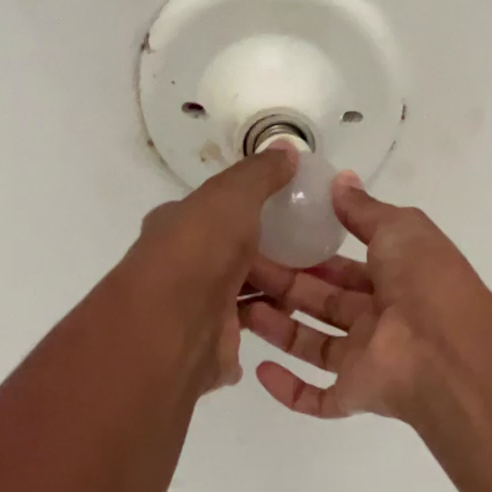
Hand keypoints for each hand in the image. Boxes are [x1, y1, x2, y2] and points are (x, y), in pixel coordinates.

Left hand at [116, 146, 296, 391]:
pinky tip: (296, 314)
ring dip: (273, 288)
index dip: (246, 209)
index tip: (285, 209)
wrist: (177, 327)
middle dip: (267, 252)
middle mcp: (184, 266)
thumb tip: (288, 149)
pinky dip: (269, 320)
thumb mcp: (232, 196)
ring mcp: (198, 307)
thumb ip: (260, 175)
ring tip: (314, 281)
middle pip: (232, 254)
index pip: (214, 213)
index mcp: (178, 226)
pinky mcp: (216, 342)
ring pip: (243, 292)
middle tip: (310, 248)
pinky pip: (248, 327)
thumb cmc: (199, 251)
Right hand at [243, 173, 491, 418]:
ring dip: (277, 328)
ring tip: (239, 308)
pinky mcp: (356, 396)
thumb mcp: (399, 228)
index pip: (344, 269)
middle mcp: (379, 322)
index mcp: (394, 281)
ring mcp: (367, 362)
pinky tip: (260, 370)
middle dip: (283, 286)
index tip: (271, 242)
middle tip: (240, 270)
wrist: (447, 350)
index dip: (310, 255)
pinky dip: (289, 390)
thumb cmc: (425, 282)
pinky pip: (319, 399)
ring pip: (313, 345)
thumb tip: (341, 181)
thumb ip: (365, 210)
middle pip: (323, 304)